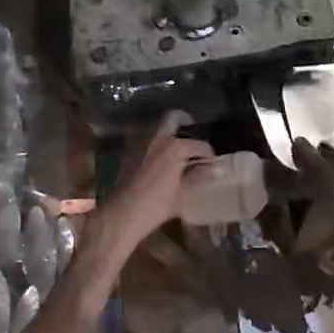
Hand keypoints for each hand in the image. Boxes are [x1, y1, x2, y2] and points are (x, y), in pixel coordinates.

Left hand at [88, 111, 213, 262]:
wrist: (121, 214)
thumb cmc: (156, 206)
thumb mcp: (182, 194)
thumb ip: (197, 178)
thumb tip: (211, 171)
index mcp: (175, 148)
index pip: (199, 145)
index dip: (208, 153)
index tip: (212, 162)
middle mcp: (157, 139)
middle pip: (173, 118)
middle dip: (186, 123)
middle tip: (193, 136)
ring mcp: (141, 144)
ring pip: (158, 130)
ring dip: (170, 135)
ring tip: (179, 153)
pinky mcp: (129, 153)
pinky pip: (147, 143)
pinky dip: (157, 147)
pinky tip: (162, 164)